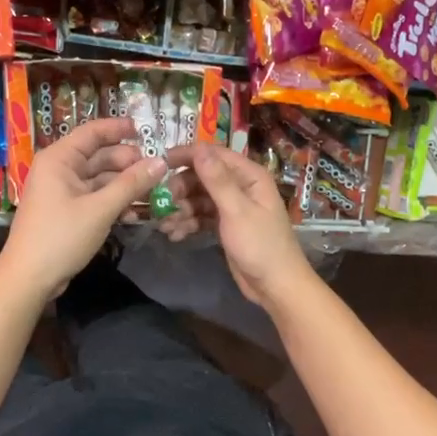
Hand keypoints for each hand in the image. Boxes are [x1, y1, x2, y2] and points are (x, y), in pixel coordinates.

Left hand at [0, 117, 165, 297]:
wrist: (29, 277)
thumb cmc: (61, 237)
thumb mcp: (100, 209)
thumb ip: (132, 184)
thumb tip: (162, 162)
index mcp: (60, 159)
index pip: (93, 132)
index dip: (119, 129)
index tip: (146, 131)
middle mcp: (59, 170)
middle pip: (99, 157)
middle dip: (128, 164)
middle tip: (156, 173)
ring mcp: (62, 192)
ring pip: (99, 180)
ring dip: (124, 186)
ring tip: (152, 194)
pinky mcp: (66, 212)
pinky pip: (94, 198)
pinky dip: (113, 202)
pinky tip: (135, 213)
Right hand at [156, 143, 312, 306]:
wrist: (275, 285)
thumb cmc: (260, 246)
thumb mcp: (237, 211)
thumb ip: (217, 180)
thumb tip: (198, 149)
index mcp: (250, 176)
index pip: (215, 155)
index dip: (188, 156)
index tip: (161, 163)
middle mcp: (241, 187)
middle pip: (203, 177)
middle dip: (181, 188)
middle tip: (162, 203)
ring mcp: (233, 207)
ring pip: (200, 199)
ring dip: (181, 209)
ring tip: (165, 225)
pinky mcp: (226, 226)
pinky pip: (202, 217)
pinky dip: (189, 223)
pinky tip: (175, 234)